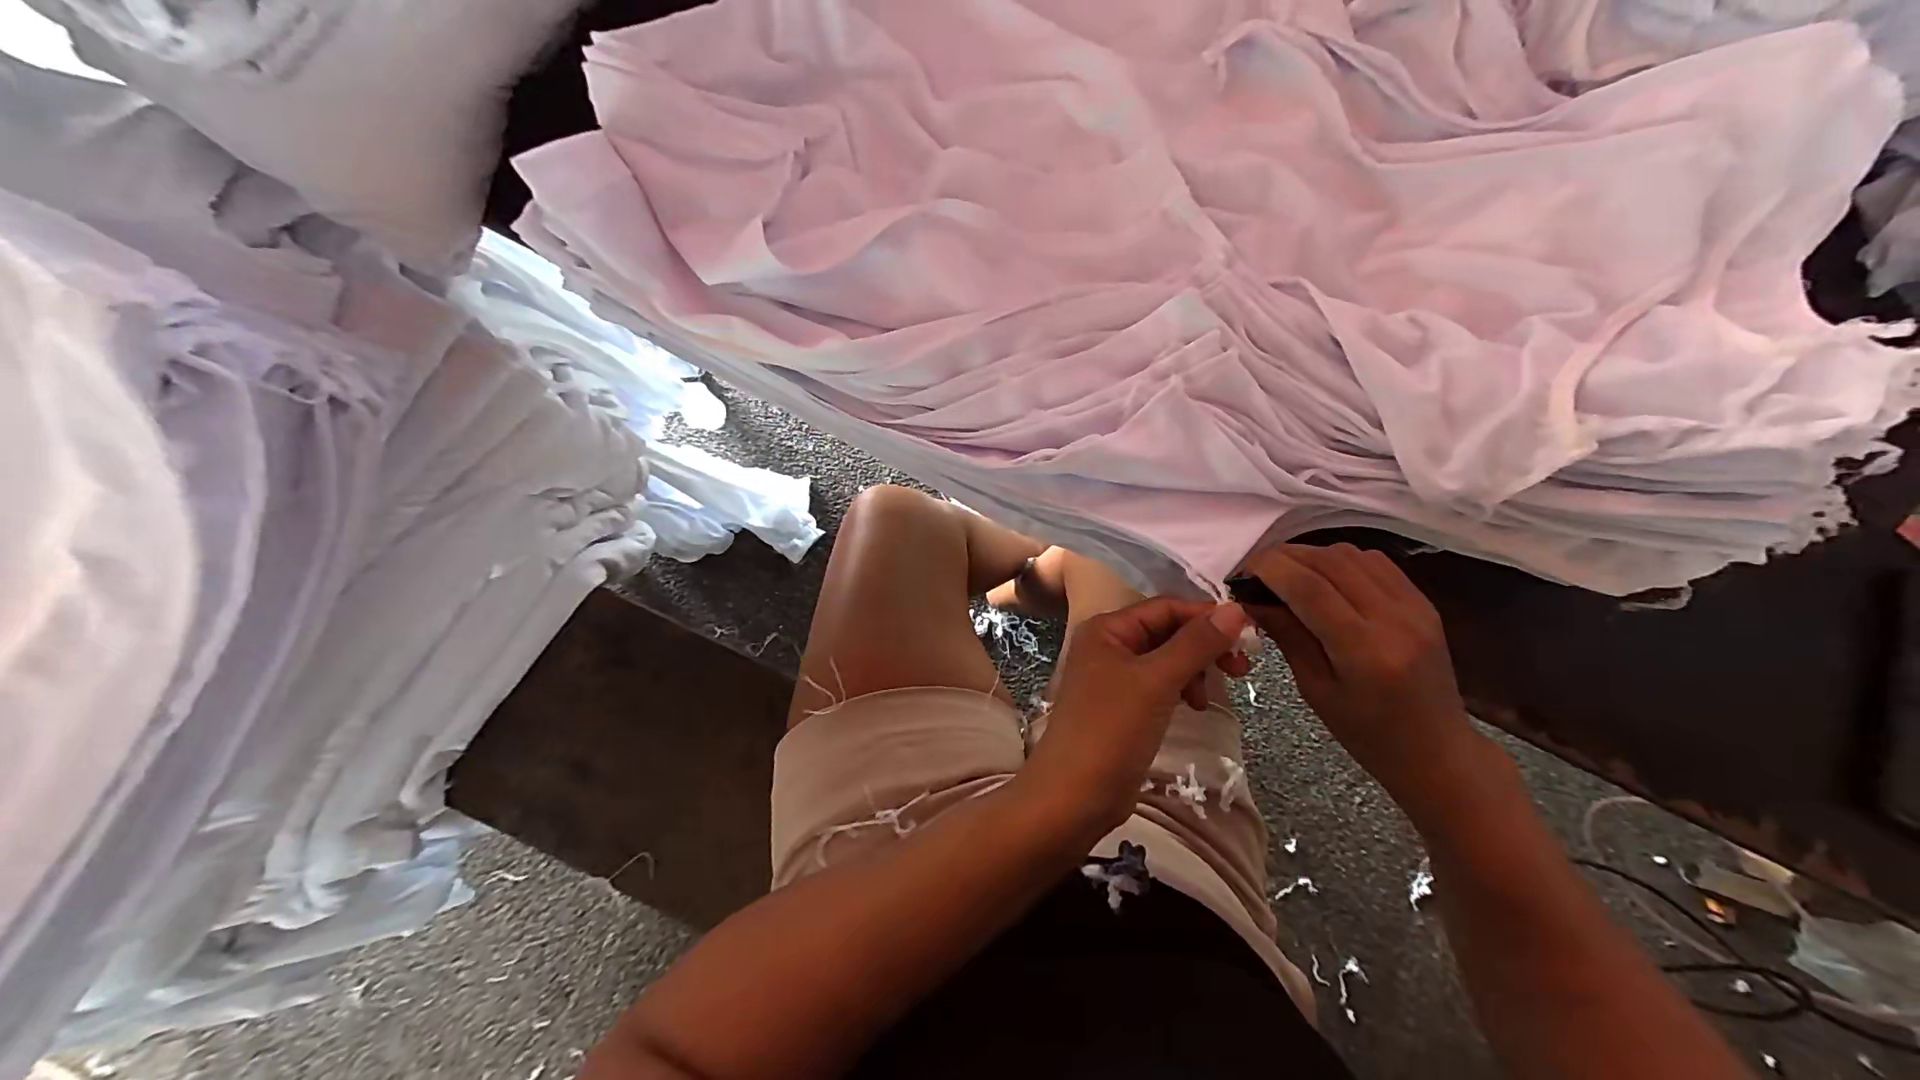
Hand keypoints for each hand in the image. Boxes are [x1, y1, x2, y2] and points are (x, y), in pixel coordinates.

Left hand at [1024, 597, 1250, 830]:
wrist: (1074, 795)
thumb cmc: (1111, 729)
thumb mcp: (1157, 681)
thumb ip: (1196, 644)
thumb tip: (1237, 609)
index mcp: (1107, 629)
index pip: (1166, 607)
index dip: (1207, 616)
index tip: (1250, 635)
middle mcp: (1108, 646)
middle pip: (1168, 631)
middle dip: (1204, 645)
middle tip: (1241, 668)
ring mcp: (1114, 677)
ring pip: (1167, 659)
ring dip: (1195, 670)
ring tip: (1208, 697)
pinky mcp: (1123, 706)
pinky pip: (1161, 684)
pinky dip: (1181, 689)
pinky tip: (1194, 706)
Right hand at [1239, 544, 1487, 806]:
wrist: (1437, 749)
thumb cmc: (1367, 732)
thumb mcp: (1314, 689)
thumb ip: (1287, 635)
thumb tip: (1250, 599)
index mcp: (1365, 650)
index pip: (1309, 588)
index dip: (1270, 568)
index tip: (1242, 570)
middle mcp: (1394, 619)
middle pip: (1330, 562)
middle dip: (1285, 557)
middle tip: (1257, 571)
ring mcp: (1414, 607)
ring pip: (1352, 555)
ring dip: (1312, 555)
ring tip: (1288, 573)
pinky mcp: (1423, 602)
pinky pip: (1375, 563)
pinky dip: (1341, 561)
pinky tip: (1324, 577)